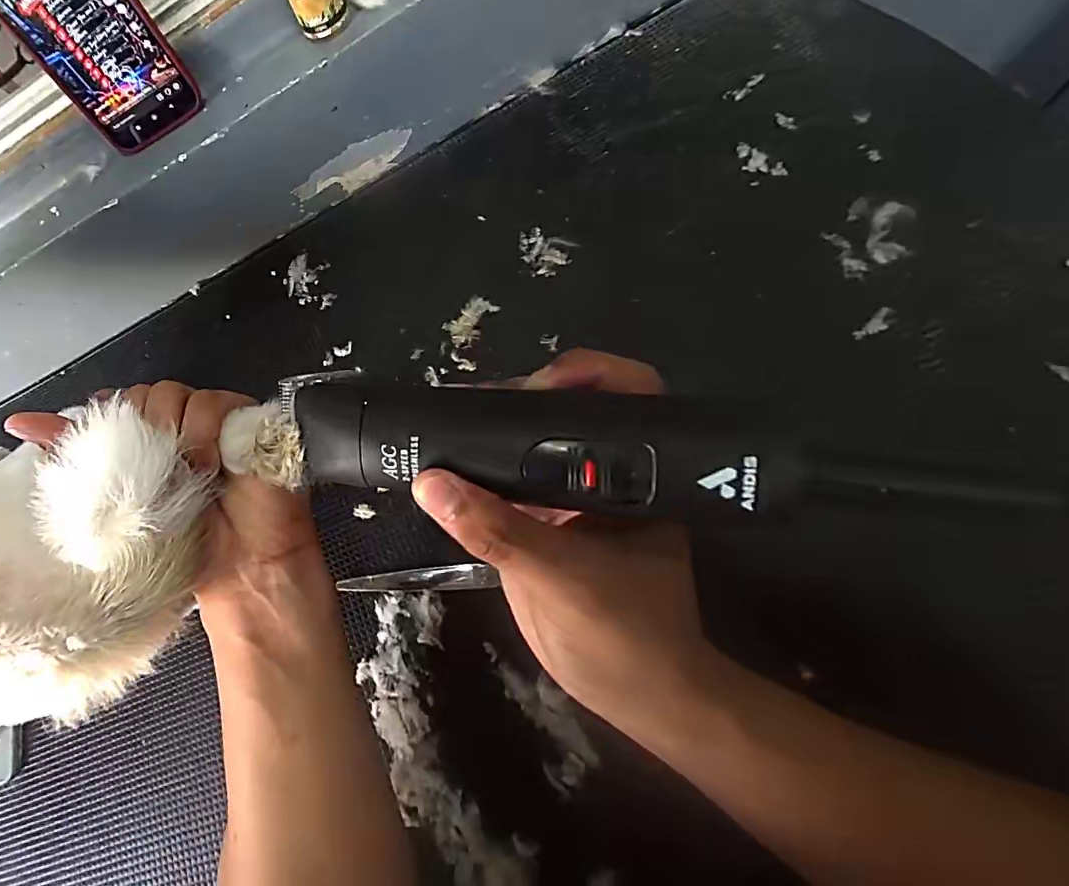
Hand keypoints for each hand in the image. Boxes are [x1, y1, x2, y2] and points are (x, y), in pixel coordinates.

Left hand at [5, 383, 327, 612]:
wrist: (244, 568)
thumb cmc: (186, 545)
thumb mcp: (116, 507)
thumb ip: (77, 460)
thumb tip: (17, 422)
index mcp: (147, 442)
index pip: (116, 405)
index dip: (108, 422)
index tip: (106, 450)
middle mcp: (178, 426)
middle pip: (142, 394)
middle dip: (139, 431)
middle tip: (150, 474)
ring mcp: (212, 420)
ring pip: (172, 393)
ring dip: (170, 434)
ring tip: (182, 475)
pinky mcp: (244, 418)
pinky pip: (210, 402)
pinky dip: (203, 429)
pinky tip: (206, 464)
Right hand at [411, 349, 709, 715]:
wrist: (637, 697)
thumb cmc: (624, 633)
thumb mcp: (559, 576)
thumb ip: (496, 528)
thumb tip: (432, 483)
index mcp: (636, 475)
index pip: (625, 393)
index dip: (587, 371)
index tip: (536, 384)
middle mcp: (607, 476)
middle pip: (570, 412)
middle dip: (525, 399)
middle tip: (479, 401)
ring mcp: (576, 499)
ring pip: (536, 449)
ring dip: (497, 436)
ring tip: (455, 422)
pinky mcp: (547, 523)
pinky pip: (512, 488)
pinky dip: (484, 478)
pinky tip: (451, 472)